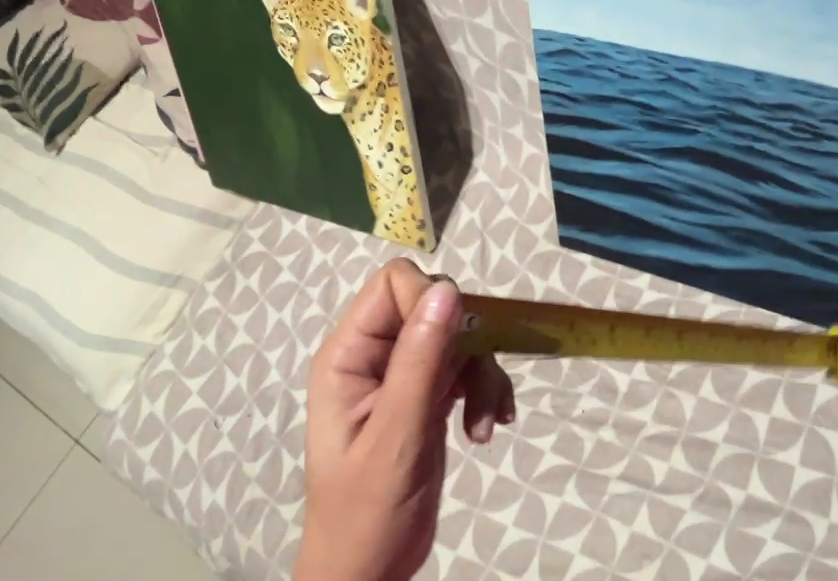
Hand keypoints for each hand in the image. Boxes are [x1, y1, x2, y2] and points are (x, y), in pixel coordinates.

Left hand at [295, 261, 515, 580]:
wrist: (369, 572)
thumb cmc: (365, 511)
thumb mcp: (396, 434)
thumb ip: (421, 360)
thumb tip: (447, 289)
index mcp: (349, 355)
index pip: (395, 286)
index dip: (430, 302)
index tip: (454, 345)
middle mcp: (375, 355)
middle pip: (435, 308)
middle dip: (467, 346)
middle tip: (477, 392)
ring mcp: (404, 375)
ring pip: (459, 338)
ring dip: (483, 376)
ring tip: (484, 425)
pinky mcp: (428, 395)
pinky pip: (467, 368)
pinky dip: (485, 392)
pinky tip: (487, 428)